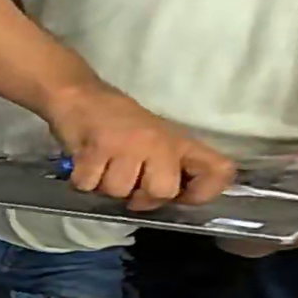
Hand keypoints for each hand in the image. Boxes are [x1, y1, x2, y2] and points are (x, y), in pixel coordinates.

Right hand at [45, 83, 235, 210]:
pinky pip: (87, 184)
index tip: (178, 197)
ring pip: (117, 191)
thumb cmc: (116, 121)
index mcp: (180, 142)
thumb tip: (161, 199)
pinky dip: (79, 180)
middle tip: (126, 188)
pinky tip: (81, 165)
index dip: (202, 193)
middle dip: (140, 199)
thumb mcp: (154, 139)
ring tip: (98, 170)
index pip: (218, 171)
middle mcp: (160, 144)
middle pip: (162, 192)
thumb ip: (164, 165)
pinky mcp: (95, 150)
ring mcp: (128, 147)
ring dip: (101, 187)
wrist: (81, 97)